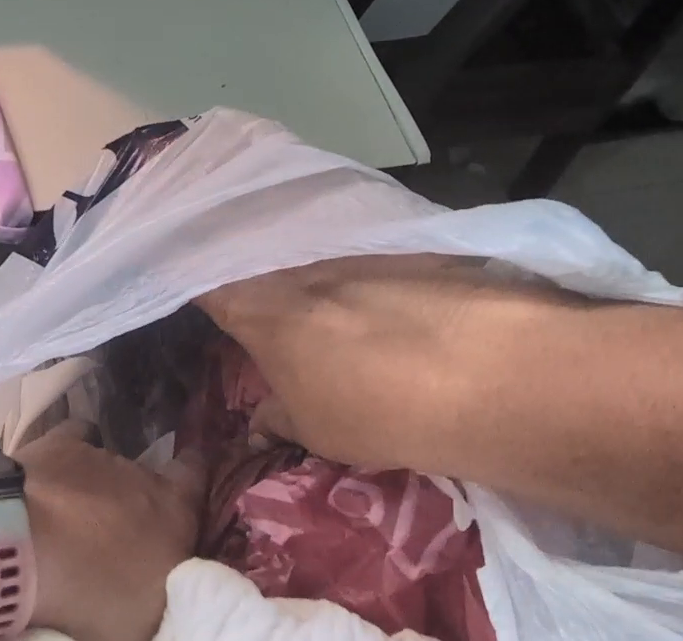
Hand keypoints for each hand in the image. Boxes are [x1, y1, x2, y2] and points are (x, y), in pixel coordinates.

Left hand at [17, 422, 204, 640]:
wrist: (25, 548)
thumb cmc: (91, 594)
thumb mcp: (146, 616)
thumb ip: (164, 587)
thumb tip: (166, 581)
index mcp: (173, 515)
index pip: (196, 479)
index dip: (193, 480)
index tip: (188, 484)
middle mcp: (141, 475)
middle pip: (148, 482)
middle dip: (138, 504)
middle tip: (117, 536)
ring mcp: (99, 454)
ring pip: (110, 468)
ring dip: (101, 489)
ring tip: (76, 518)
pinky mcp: (59, 443)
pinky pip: (77, 437)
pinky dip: (73, 455)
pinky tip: (59, 472)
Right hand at [193, 254, 579, 472]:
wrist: (489, 374)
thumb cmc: (376, 410)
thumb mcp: (316, 432)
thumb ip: (278, 417)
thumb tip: (260, 421)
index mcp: (258, 309)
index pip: (207, 287)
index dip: (196, 289)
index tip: (193, 300)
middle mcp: (295, 270)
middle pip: (259, 269)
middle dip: (255, 288)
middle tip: (261, 316)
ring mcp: (350, 255)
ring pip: (312, 265)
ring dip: (312, 288)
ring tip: (329, 320)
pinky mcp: (402, 251)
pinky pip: (365, 265)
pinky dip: (364, 286)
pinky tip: (388, 315)